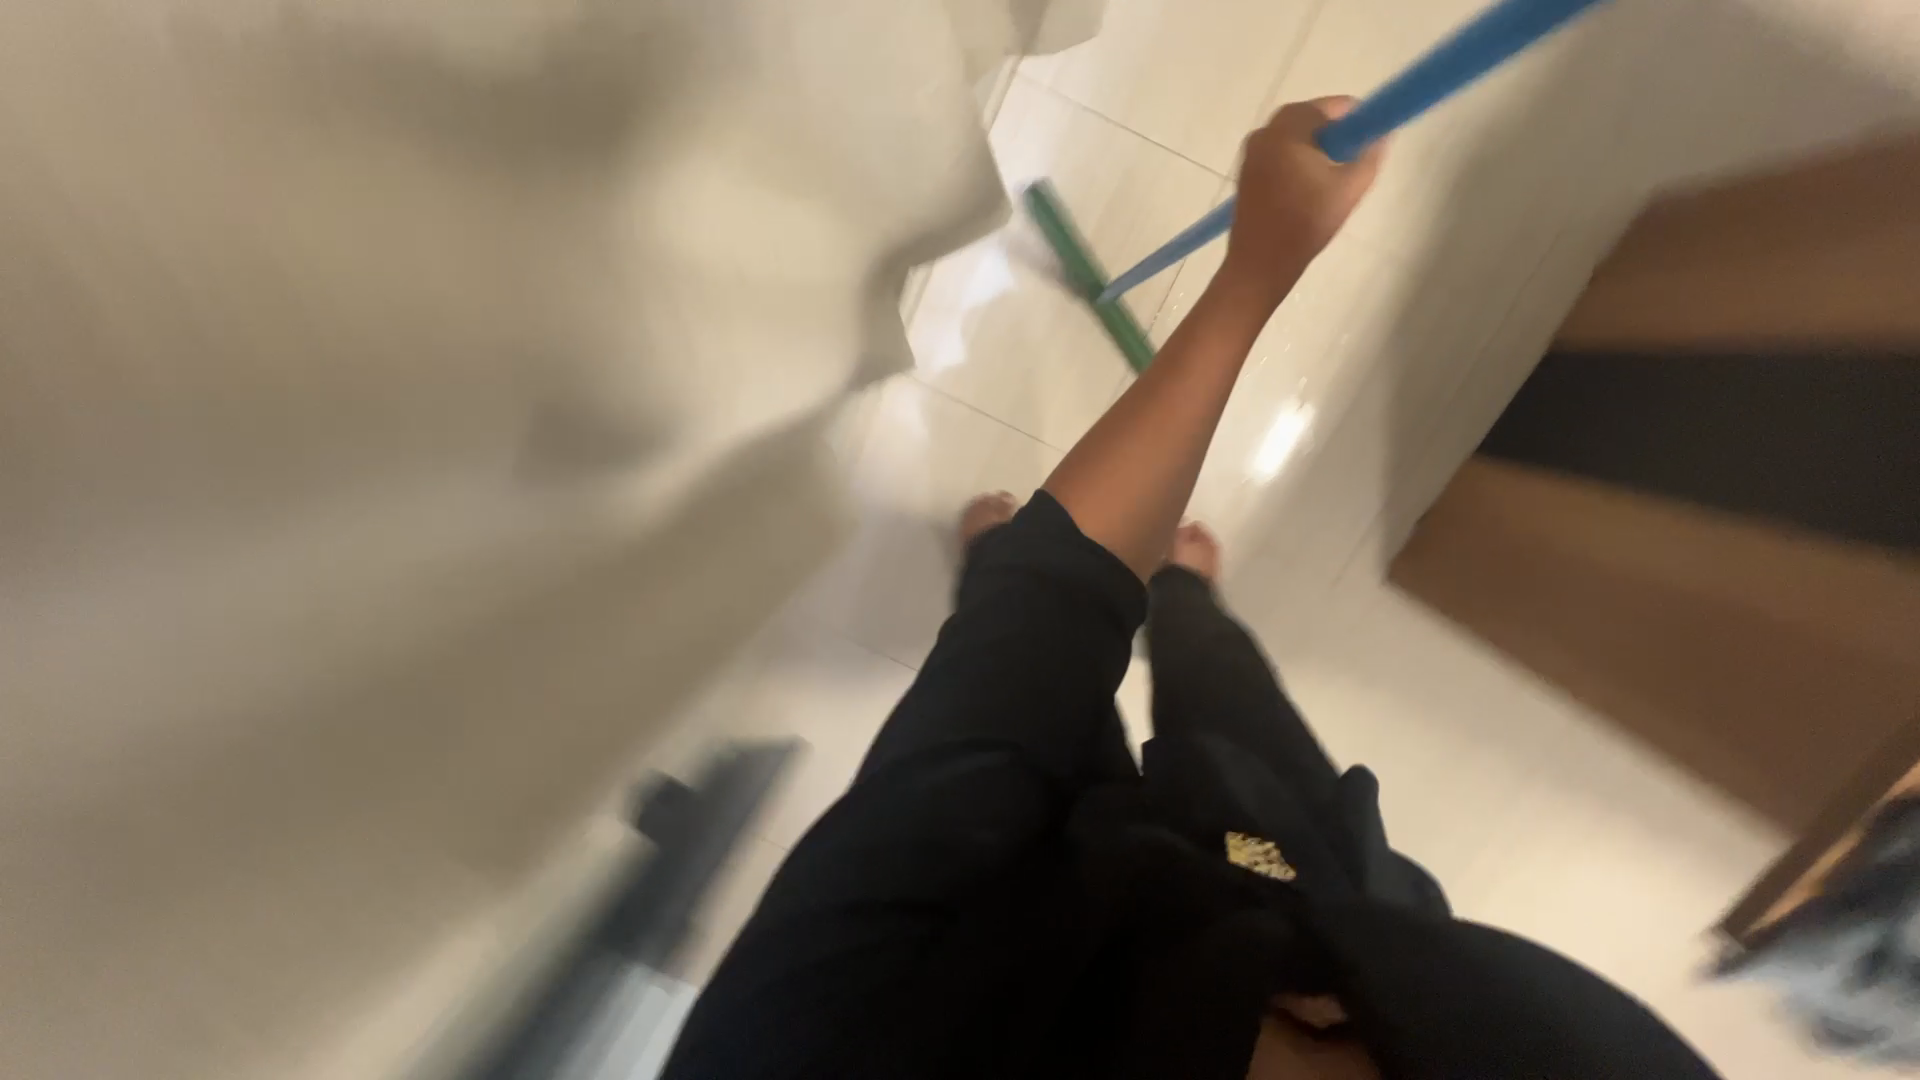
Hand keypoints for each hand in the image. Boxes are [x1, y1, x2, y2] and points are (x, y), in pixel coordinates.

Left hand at [1219, 97, 1385, 303]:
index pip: (1330, 107)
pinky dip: (1295, 164)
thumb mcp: (1351, 185)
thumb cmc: (1305, 224)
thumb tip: (1380, 135)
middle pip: (1308, 120)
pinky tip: (1306, 190)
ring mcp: (1249, 157)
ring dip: (1314, 151)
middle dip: (1333, 135)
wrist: (1259, 265)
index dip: (1354, 119)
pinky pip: (1277, 158)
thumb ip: (1371, 152)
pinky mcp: (1244, 178)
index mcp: (1286, 129)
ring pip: (1292, 140)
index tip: (1368, 137)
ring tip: (1329, 178)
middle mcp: (1262, 135)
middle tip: (1350, 158)